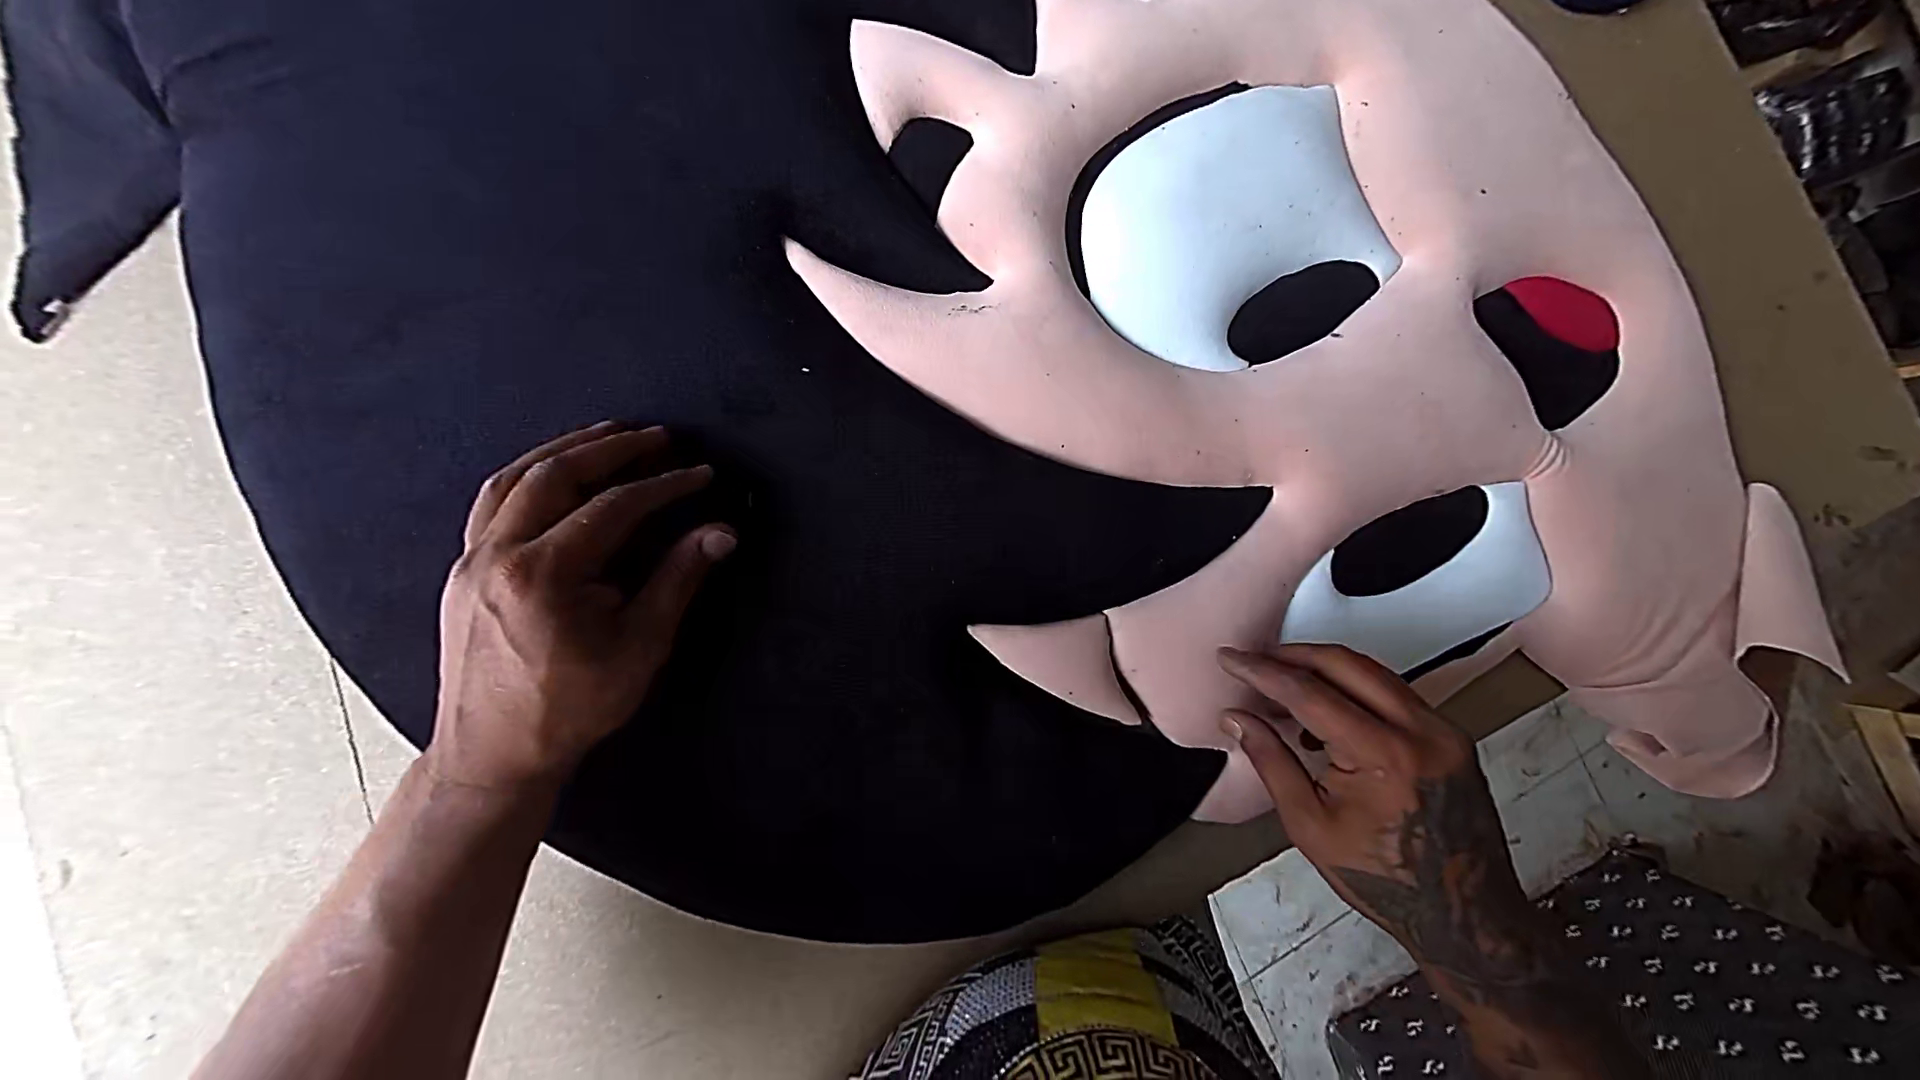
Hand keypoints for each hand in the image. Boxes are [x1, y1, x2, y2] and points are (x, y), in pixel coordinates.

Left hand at [427, 421, 735, 793]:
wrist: (492, 754)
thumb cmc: (574, 706)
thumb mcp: (640, 645)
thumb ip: (679, 579)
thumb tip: (721, 532)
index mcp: (544, 575)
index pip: (614, 507)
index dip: (664, 486)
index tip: (700, 474)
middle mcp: (498, 554)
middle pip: (556, 476)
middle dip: (611, 449)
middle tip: (655, 436)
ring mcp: (470, 560)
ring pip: (513, 480)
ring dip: (565, 450)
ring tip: (607, 434)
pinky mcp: (461, 571)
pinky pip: (490, 504)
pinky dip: (527, 476)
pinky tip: (552, 472)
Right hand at [1219, 645, 1647, 1078]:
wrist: (1469, 916)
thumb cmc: (1384, 879)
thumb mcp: (1309, 824)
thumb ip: (1270, 760)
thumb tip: (1236, 717)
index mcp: (1383, 756)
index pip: (1308, 692)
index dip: (1261, 671)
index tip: (1230, 658)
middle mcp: (1420, 732)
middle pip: (1343, 663)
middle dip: (1291, 654)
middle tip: (1253, 659)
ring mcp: (1442, 730)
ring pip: (1370, 670)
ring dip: (1320, 666)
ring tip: (1279, 678)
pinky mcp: (1449, 736)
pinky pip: (1390, 691)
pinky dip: (1349, 686)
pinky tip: (1320, 708)